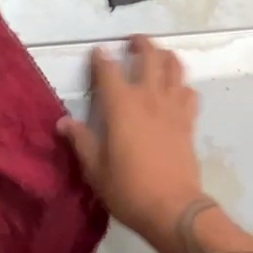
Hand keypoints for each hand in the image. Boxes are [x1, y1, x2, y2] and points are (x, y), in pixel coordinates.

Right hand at [58, 34, 207, 240]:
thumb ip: (81, 141)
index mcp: (121, 105)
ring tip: (156, 57)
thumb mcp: (95, 169)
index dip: (101, 57)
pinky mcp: (189, 120)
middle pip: (149, 54)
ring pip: (174, 66)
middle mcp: (148, 96)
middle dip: (140, 43)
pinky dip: (182, 84)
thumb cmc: (129, 189)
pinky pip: (189, 91)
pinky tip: (176, 91)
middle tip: (131, 43)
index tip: (97, 53)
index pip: (108, 69)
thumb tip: (63, 122)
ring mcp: (172, 106)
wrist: (173, 209)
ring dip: (164, 56)